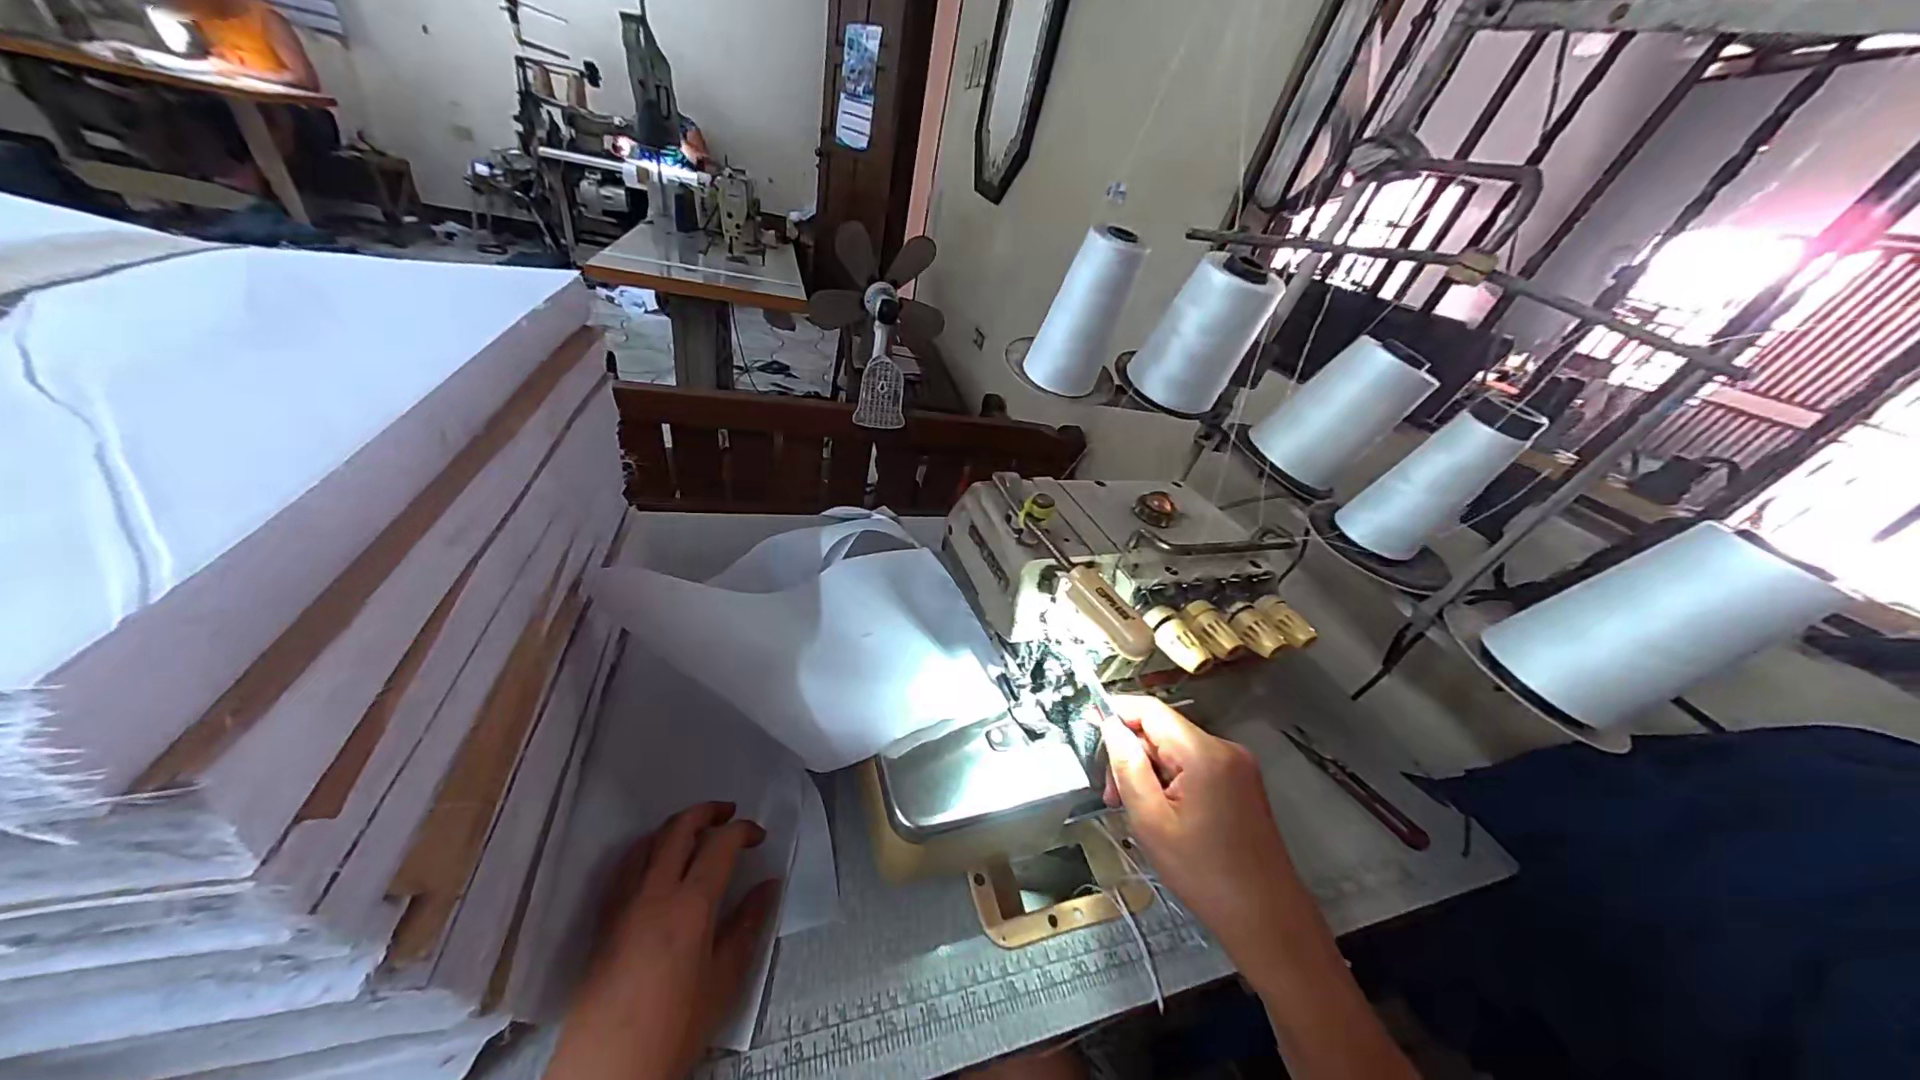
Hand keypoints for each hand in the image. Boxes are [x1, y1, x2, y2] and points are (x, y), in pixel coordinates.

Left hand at [545, 802, 781, 1079]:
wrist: (608, 1070)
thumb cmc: (675, 1027)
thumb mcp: (725, 980)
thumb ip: (748, 925)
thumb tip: (769, 886)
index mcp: (690, 906)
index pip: (720, 845)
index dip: (743, 830)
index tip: (759, 836)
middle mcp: (654, 893)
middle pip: (679, 829)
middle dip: (708, 812)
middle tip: (730, 815)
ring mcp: (623, 904)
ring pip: (648, 841)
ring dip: (676, 826)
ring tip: (697, 832)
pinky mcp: (604, 920)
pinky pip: (625, 865)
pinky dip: (648, 848)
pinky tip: (658, 862)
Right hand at [1100, 696, 1314, 958]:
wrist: (1266, 918)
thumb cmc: (1205, 874)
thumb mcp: (1151, 821)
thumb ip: (1127, 766)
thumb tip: (1112, 727)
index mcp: (1204, 754)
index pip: (1151, 710)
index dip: (1117, 712)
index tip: (1089, 724)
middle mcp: (1225, 749)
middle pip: (1163, 730)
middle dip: (1132, 754)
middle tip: (1113, 796)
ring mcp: (1238, 766)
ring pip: (1177, 750)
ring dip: (1150, 771)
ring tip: (1138, 812)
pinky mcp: (1241, 783)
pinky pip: (1195, 766)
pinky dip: (1172, 781)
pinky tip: (1164, 814)